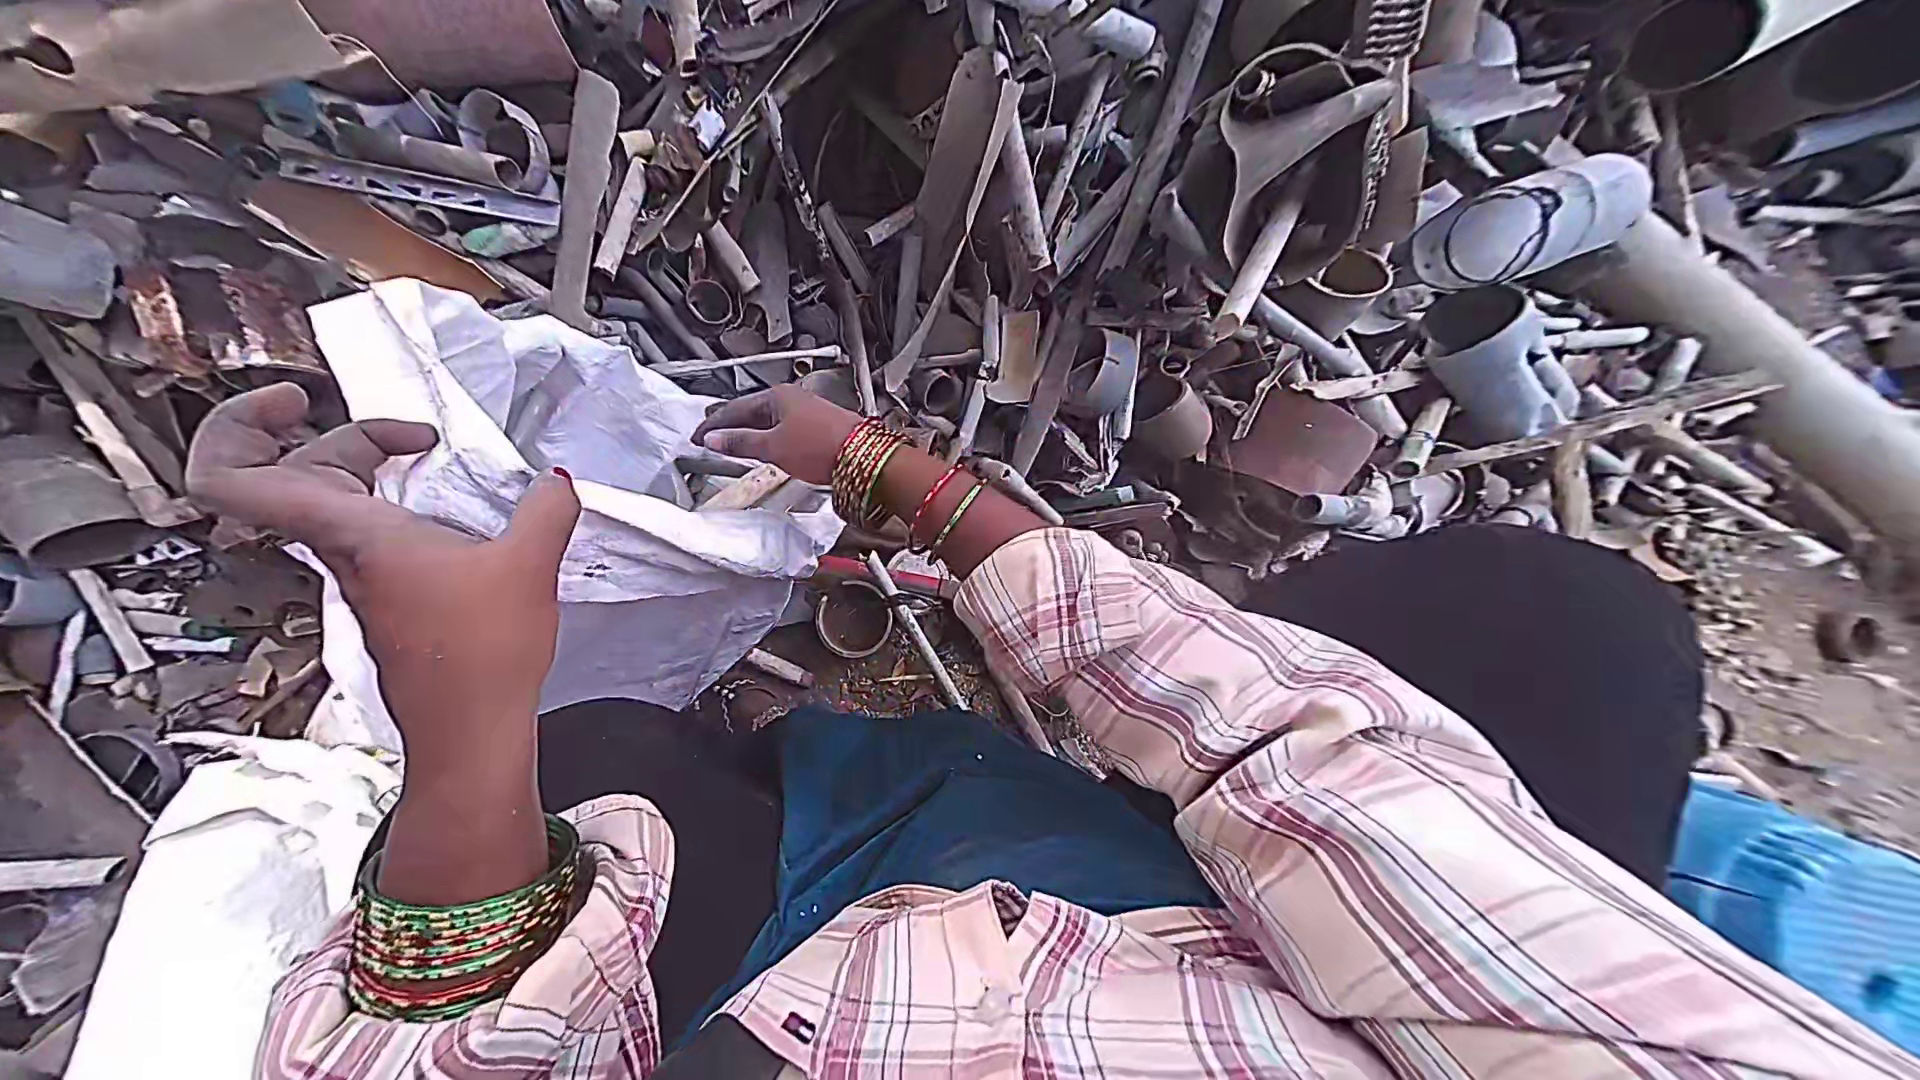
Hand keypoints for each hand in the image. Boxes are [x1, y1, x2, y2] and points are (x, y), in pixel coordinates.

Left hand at [186, 383, 579, 762]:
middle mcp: (345, 554)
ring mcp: (366, 579)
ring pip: (330, 506)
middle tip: (409, 432)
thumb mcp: (528, 567)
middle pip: (291, 477)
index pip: (237, 475)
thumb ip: (546, 511)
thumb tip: (557, 479)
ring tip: (427, 458)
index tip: (300, 399)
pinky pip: (368, 532)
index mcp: (356, 538)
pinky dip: (393, 503)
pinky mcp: (394, 598)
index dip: (240, 423)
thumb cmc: (482, 652)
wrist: (471, 723)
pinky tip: (445, 512)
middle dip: (340, 436)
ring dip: (366, 468)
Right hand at [691, 384, 862, 484]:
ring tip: (733, 443)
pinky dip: (769, 438)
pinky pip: (785, 430)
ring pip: (769, 421)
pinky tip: (768, 448)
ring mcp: (808, 413)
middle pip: (752, 411)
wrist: (863, 458)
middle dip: (730, 425)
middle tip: (710, 437)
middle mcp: (793, 399)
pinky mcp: (819, 428)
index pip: (735, 408)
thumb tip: (715, 439)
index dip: (713, 425)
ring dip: (749, 432)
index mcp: (777, 396)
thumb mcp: (773, 447)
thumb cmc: (823, 446)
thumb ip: (740, 442)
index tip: (698, 437)